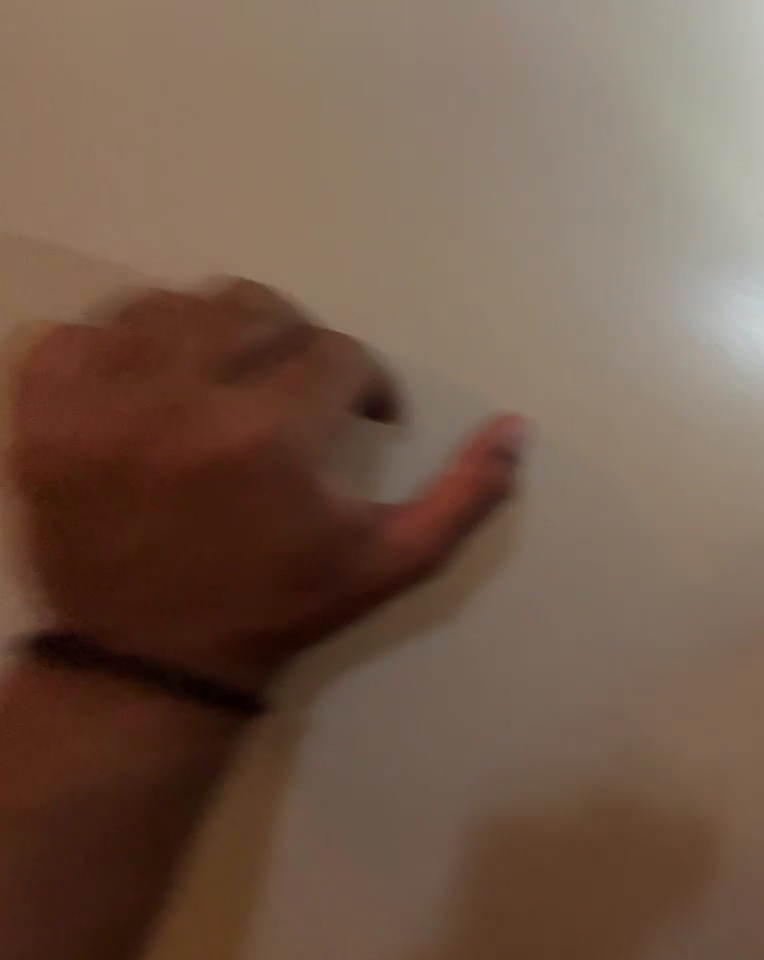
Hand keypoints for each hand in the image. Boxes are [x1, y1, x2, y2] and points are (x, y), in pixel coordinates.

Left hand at [6, 280, 524, 691]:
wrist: (158, 653)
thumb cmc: (295, 600)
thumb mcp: (406, 555)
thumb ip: (470, 490)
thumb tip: (518, 426)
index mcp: (271, 437)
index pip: (337, 353)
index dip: (370, 383)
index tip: (371, 420)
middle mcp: (177, 403)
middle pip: (254, 308)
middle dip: (303, 343)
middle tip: (313, 393)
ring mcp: (94, 404)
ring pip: (169, 305)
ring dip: (224, 334)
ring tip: (242, 383)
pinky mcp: (36, 415)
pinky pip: (79, 333)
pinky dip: (129, 345)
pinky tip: (163, 387)